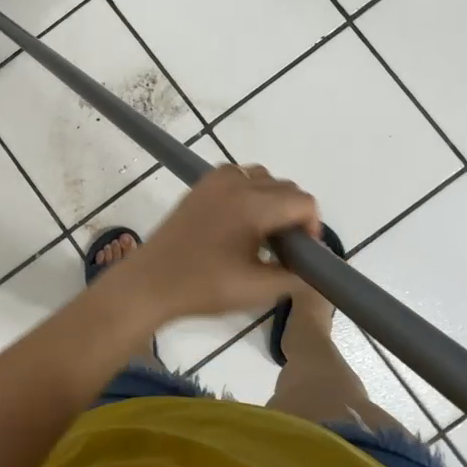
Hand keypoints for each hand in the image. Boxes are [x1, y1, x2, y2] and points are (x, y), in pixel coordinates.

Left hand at [114, 165, 320, 321]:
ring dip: (272, 200)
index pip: (303, 202)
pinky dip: (249, 192)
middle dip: (293, 215)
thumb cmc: (204, 287)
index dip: (311, 227)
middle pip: (285, 187)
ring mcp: (215, 180)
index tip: (300, 254)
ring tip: (262, 235)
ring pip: (262, 178)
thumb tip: (314, 268)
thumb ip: (296, 277)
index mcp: (253, 205)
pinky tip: (240, 222)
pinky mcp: (200, 185)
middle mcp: (236, 184)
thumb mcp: (258, 289)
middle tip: (283, 250)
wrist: (152, 281)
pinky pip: (238, 177)